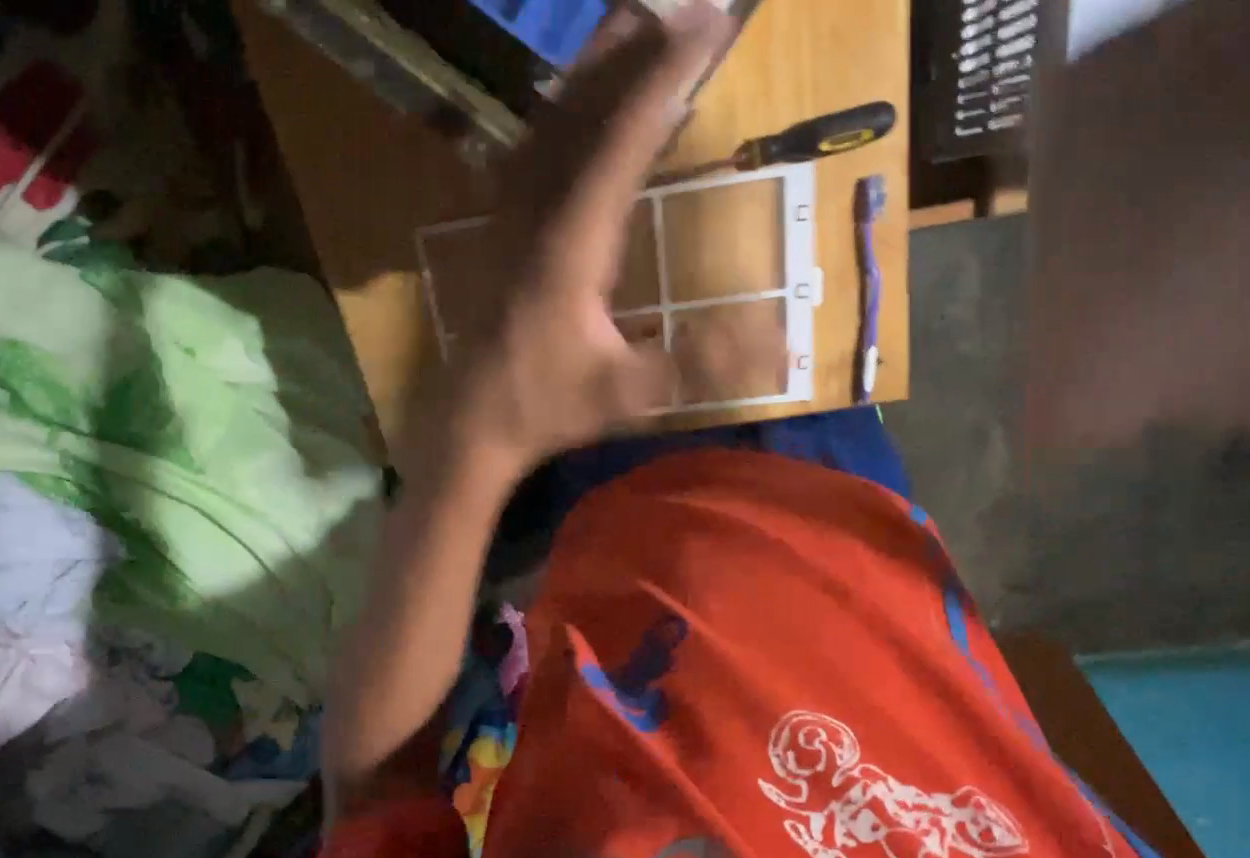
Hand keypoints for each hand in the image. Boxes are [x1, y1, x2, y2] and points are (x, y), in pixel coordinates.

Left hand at [413, 3, 734, 485]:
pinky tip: (568, 98)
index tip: (703, 26)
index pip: (621, 144)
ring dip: (590, 71)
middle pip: (581, 113)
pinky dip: (555, 111)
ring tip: (628, 24)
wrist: (470, 423)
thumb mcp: (629, 395)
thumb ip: (698, 365)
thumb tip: (779, 343)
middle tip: (677, 5)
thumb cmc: (547, 409)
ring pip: (547, 123)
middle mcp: (536, 215)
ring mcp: (509, 218)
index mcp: (572, 247)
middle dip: (632, 54)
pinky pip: (525, 151)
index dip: (662, 80)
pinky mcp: (497, 230)